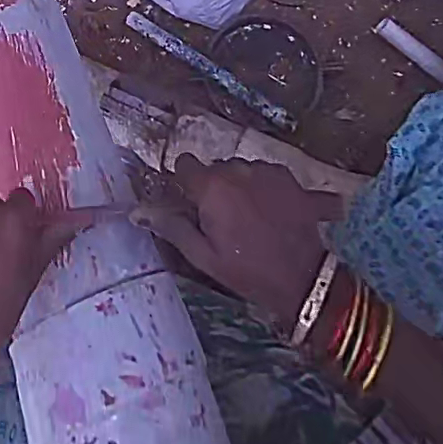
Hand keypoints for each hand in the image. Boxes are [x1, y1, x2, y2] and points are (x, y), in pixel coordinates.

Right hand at [134, 155, 344, 320]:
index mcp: (211, 187)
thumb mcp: (203, 256)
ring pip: (240, 169)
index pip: (184, 164)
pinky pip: (264, 172)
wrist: (303, 279)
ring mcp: (265, 169)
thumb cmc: (247, 270)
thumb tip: (139, 211)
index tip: (192, 203)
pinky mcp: (288, 176)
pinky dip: (263, 186)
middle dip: (214, 187)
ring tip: (251, 218)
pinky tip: (271, 211)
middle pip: (214, 168)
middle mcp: (237, 168)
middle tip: (223, 220)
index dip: (185, 182)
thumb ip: (172, 227)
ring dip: (239, 185)